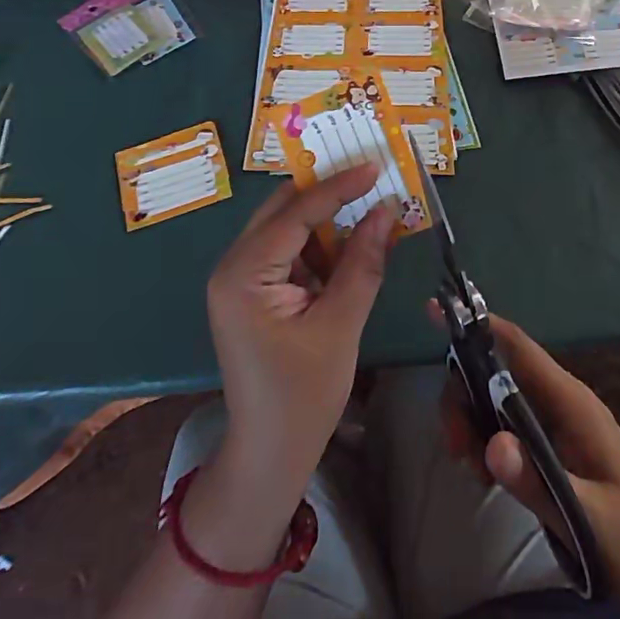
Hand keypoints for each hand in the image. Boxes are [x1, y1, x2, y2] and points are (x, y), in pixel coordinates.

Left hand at [107, 169, 393, 618]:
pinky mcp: (254, 293)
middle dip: (329, 193)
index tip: (375, 165)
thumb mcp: (340, 326)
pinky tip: (352, 246)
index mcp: (243, 274)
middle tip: (372, 177)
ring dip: (328, 220)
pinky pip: (290, 254)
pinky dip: (321, 247)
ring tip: (371, 208)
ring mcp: (240, 280)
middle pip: (284, 211)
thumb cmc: (303, 395)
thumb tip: (387, 211)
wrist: (270, 453)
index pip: (295, 213)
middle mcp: (233, 267)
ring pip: (288, 229)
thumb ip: (362, 263)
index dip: (339, 186)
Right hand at [438, 311, 619, 618]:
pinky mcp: (552, 446)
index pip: (519, 347)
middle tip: (455, 448)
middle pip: (496, 373)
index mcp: (573, 403)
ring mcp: (556, 423)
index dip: (478, 324)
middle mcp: (561, 402)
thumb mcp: (590, 520)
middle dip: (463, 397)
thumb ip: (538, 483)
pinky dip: (486, 442)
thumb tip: (489, 444)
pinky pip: (506, 425)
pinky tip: (485, 475)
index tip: (437, 309)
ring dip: (471, 424)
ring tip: (471, 470)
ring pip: (495, 399)